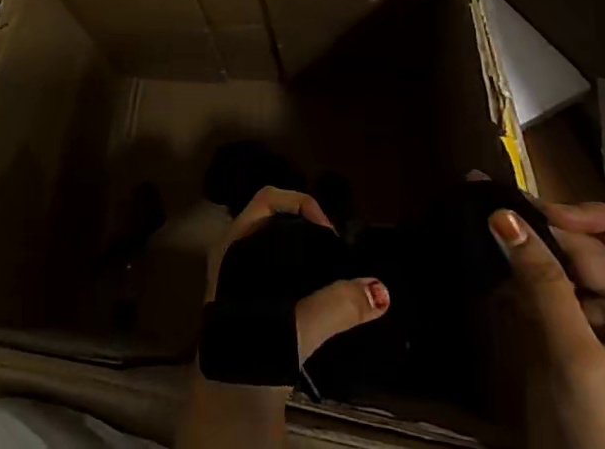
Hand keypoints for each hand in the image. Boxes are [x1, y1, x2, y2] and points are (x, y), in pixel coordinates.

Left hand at [210, 186, 391, 362]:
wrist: (225, 406)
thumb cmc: (250, 355)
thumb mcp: (295, 329)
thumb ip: (337, 307)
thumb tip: (379, 289)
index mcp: (234, 244)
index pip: (268, 199)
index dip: (301, 203)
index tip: (329, 232)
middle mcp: (234, 252)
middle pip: (274, 219)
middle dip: (308, 226)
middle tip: (338, 252)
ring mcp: (240, 276)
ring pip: (277, 245)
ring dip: (306, 251)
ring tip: (337, 272)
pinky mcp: (251, 301)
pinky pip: (279, 269)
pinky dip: (302, 271)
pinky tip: (324, 293)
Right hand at [489, 202, 604, 448]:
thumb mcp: (582, 364)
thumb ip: (544, 286)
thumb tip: (504, 215)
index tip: (549, 213)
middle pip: (601, 255)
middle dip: (552, 233)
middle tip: (499, 207)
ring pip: (566, 269)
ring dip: (529, 248)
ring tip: (487, 221)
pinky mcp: (572, 339)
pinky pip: (544, 292)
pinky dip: (518, 274)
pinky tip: (492, 253)